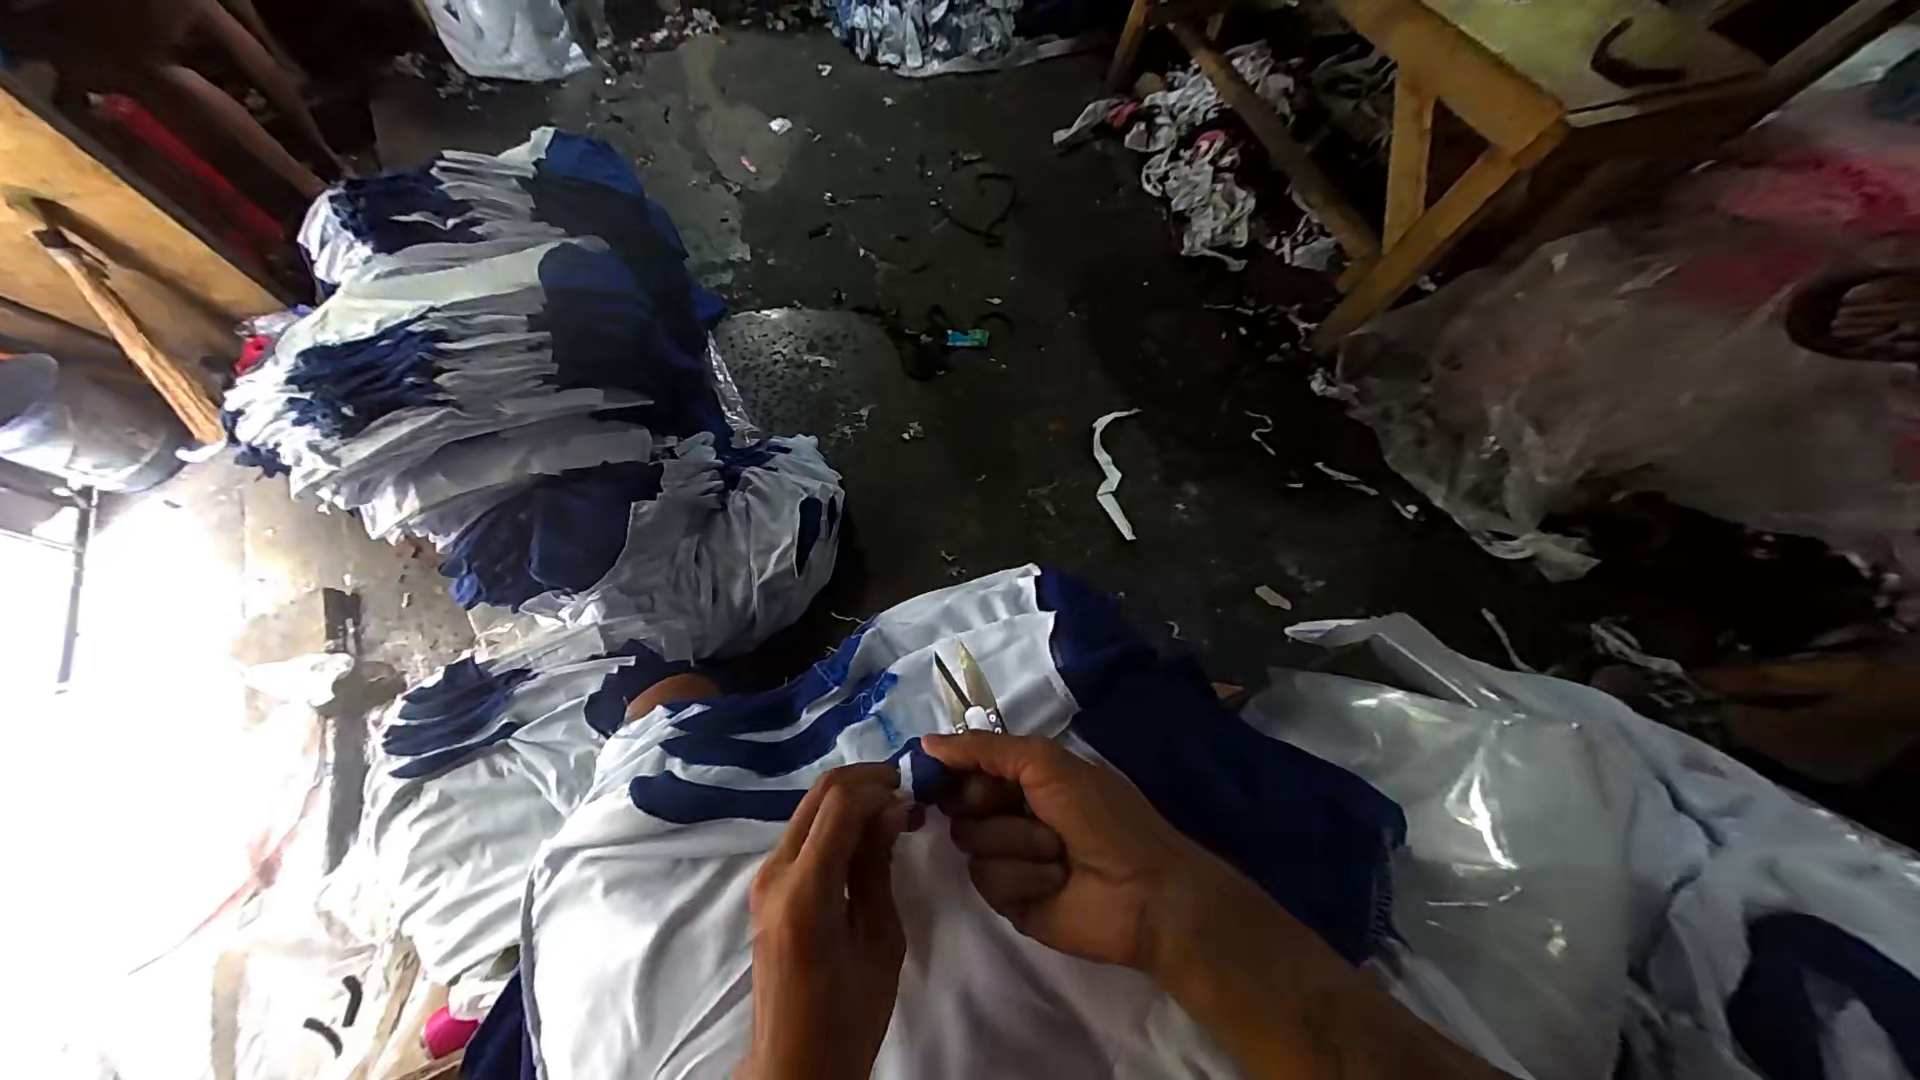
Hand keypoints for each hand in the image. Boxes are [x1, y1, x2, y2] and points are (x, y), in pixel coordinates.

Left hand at [740, 765, 921, 1079]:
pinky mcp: (768, 883)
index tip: (912, 798)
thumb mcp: (881, 940)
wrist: (794, 1064)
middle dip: (865, 779)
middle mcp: (775, 871)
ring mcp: (765, 875)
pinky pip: (805, 828)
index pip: (839, 804)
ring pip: (811, 805)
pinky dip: (838, 817)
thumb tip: (894, 808)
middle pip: (820, 793)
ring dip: (852, 795)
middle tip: (904, 790)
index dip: (879, 788)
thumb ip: (879, 866)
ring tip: (892, 810)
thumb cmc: (848, 1015)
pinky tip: (866, 831)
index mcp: (805, 891)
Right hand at [922, 732, 1243, 977]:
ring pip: (970, 841)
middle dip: (988, 803)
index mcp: (1019, 775)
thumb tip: (926, 742)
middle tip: (1021, 805)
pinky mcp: (1008, 899)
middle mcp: (1007, 812)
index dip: (950, 768)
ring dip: (1017, 841)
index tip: (938, 769)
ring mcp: (1006, 856)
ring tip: (1057, 849)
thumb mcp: (1046, 763)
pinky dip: (1024, 874)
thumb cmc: (1099, 814)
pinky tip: (1056, 878)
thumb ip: (986, 748)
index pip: (963, 766)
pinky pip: (987, 880)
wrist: (1143, 889)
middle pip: (957, 804)